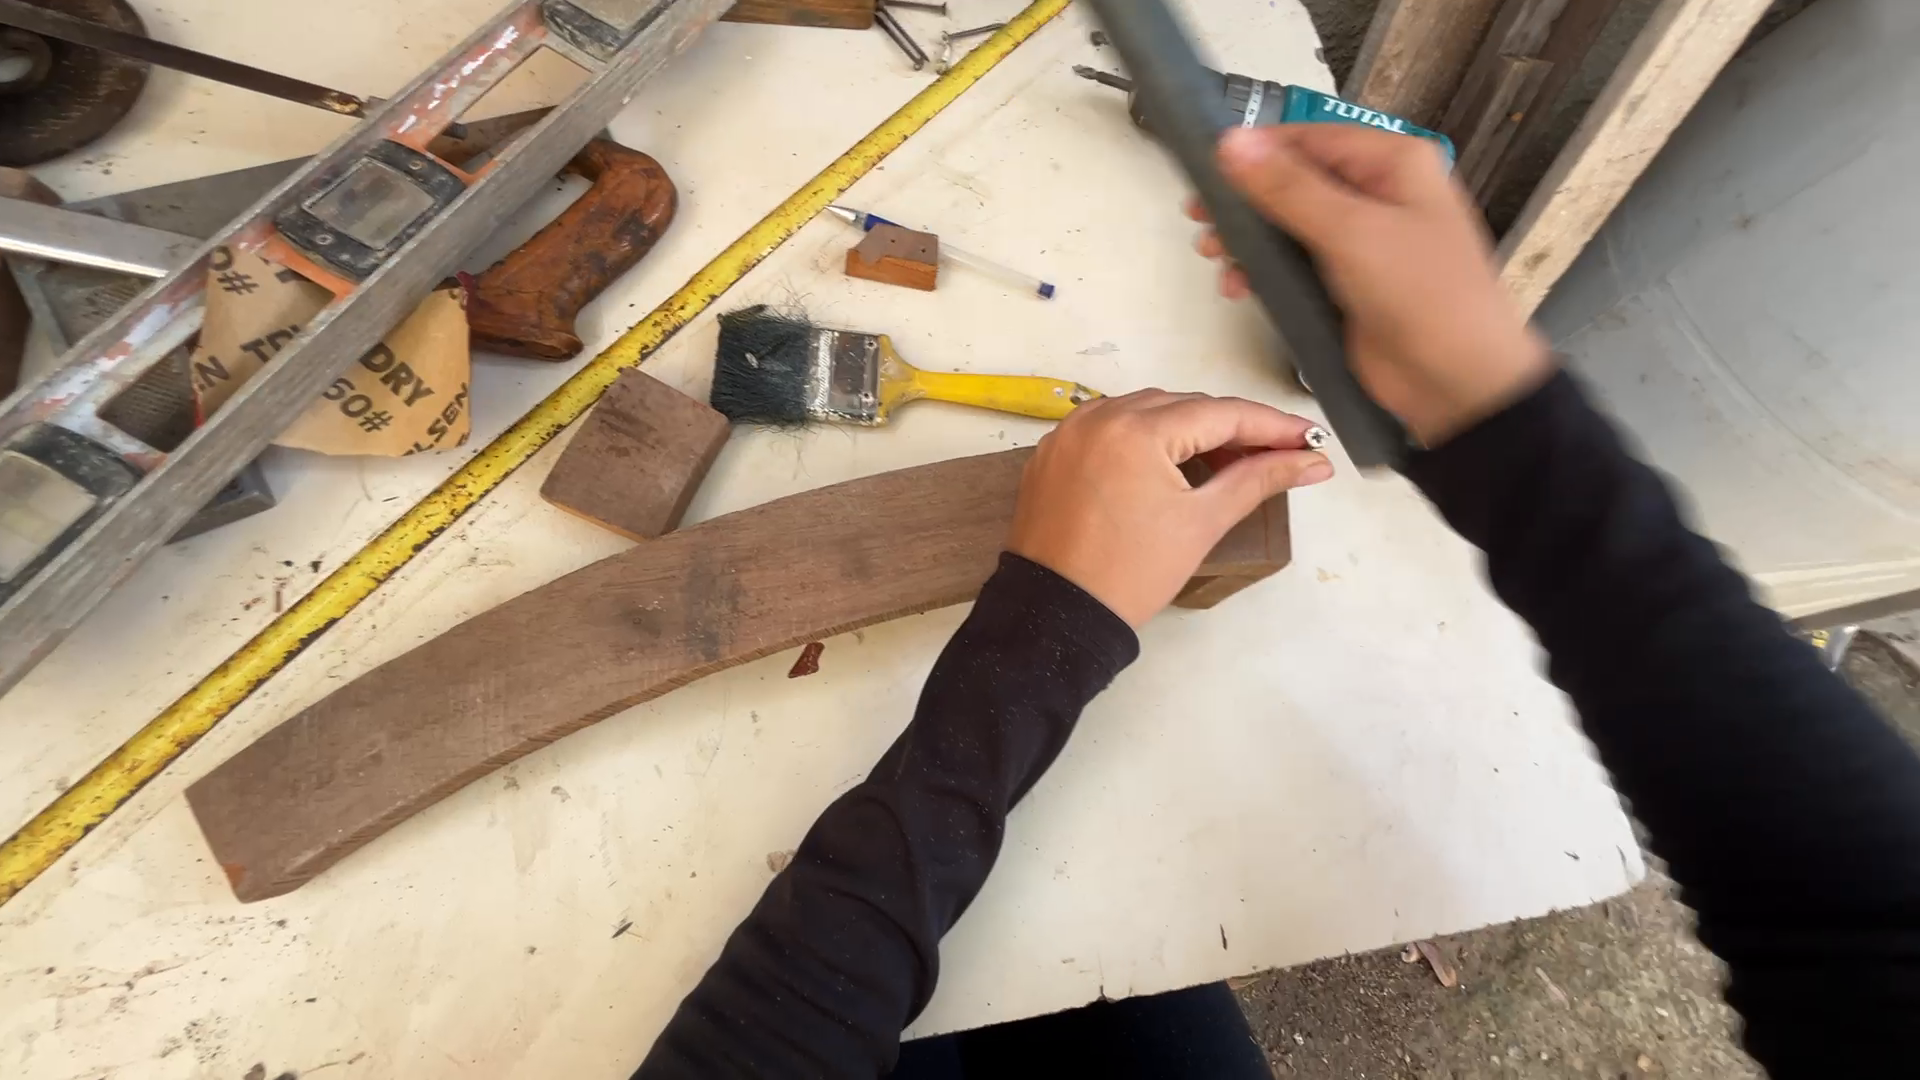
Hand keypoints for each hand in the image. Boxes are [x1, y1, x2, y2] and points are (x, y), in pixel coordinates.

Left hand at [1006, 390, 1330, 627]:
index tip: (1308, 437)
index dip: (1270, 424)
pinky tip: (1165, 463)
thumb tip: (1312, 461)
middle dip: (1228, 427)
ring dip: (1183, 429)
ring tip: (1222, 461)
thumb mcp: (1201, 523)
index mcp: (1135, 431)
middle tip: (1270, 455)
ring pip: (1141, 412)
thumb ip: (1258, 479)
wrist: (1056, 613)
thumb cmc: (1130, 574)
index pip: (1219, 413)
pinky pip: (1105, 429)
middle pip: (1180, 406)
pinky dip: (1140, 438)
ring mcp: (1067, 434)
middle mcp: (1096, 418)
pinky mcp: (1051, 454)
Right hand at [1192, 124, 1552, 445]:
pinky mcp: (1341, 285)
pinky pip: (1290, 266)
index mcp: (1391, 163)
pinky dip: (1261, 273)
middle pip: (1292, 183)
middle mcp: (1374, 194)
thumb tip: (1229, 142)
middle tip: (1198, 222)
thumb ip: (1288, 189)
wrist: (1452, 378)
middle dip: (1243, 203)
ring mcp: (1357, 242)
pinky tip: (1237, 288)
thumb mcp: (1350, 232)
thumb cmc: (1415, 293)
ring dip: (1246, 242)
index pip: (1309, 139)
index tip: (1204, 174)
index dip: (1255, 152)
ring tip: (1213, 260)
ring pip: (1286, 228)